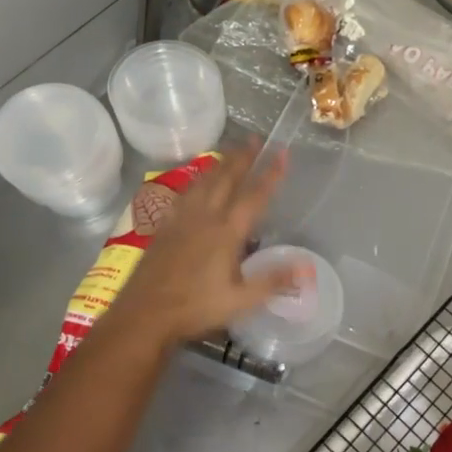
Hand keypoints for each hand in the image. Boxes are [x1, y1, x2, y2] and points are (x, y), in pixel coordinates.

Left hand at [105, 145, 298, 345]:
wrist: (144, 313)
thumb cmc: (196, 307)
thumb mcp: (241, 300)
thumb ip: (274, 280)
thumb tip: (307, 268)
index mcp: (226, 232)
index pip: (254, 196)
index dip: (270, 174)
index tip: (281, 153)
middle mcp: (204, 217)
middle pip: (225, 179)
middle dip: (242, 157)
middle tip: (254, 139)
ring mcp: (181, 219)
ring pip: (203, 182)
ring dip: (219, 164)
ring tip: (229, 152)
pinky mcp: (164, 227)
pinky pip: (184, 195)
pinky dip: (196, 182)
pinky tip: (196, 184)